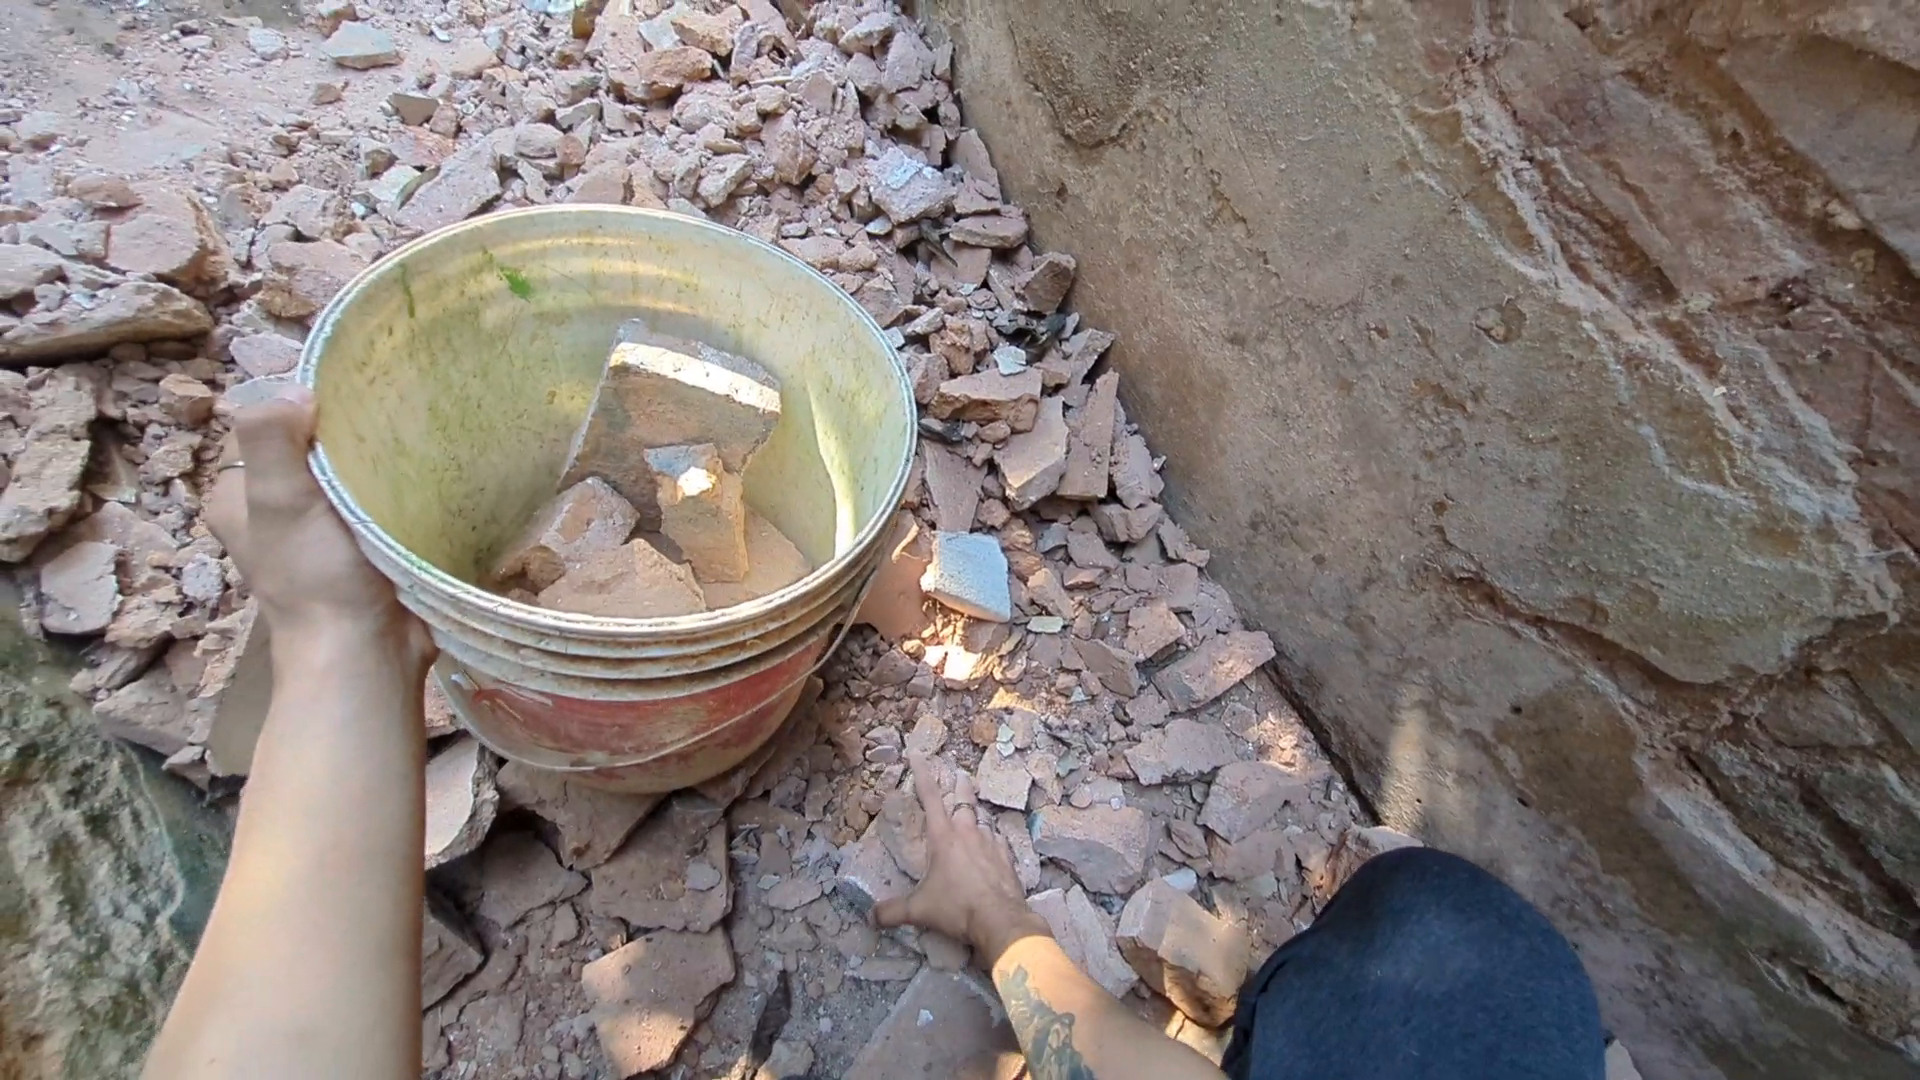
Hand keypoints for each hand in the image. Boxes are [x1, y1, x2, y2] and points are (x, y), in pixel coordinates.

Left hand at [206, 385, 432, 666]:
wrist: (370, 649)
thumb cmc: (318, 577)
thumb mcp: (281, 502)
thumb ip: (272, 441)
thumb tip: (296, 390)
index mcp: (241, 497)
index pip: (275, 431)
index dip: (312, 413)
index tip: (359, 410)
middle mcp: (281, 512)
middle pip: (321, 455)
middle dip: (358, 442)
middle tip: (401, 433)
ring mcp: (330, 534)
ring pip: (360, 480)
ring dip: (390, 470)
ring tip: (424, 457)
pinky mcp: (374, 550)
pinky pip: (391, 506)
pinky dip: (409, 496)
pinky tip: (433, 490)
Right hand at [875, 755, 1051, 962]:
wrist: (1000, 920)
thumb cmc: (956, 907)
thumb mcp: (919, 910)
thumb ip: (894, 911)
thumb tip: (871, 916)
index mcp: (943, 836)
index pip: (929, 796)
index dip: (922, 773)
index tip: (917, 753)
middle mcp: (968, 832)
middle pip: (964, 799)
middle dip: (961, 785)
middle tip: (961, 775)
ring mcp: (990, 842)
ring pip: (982, 819)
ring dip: (977, 814)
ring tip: (975, 813)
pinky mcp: (1007, 856)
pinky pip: (999, 840)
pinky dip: (994, 839)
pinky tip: (994, 843)